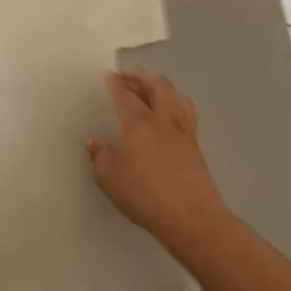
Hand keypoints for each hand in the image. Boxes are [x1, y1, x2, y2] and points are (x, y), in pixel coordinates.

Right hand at [86, 71, 231, 250]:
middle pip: (158, 87)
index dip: (117, 84)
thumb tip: (95, 142)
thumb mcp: (109, 177)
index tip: (110, 76)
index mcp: (139, 123)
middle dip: (143, 76)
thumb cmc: (144, 194)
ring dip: (163, 86)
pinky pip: (186, 113)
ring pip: (177, 97)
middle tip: (130, 74)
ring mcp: (184, 133)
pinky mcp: (196, 147)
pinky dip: (176, 103)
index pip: (126, 96)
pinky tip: (170, 113)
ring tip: (153, 86)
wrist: (190, 216)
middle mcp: (163, 121)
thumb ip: (101, 156)